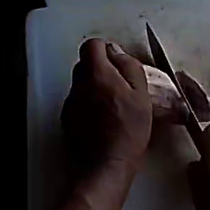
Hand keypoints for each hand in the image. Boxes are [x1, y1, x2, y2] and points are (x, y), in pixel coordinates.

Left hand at [62, 39, 153, 176]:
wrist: (107, 164)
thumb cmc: (128, 131)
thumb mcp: (141, 96)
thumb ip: (129, 67)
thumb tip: (117, 53)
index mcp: (97, 74)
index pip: (92, 45)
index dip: (106, 50)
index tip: (118, 63)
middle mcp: (78, 85)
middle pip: (85, 65)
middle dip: (101, 70)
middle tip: (121, 86)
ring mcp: (71, 103)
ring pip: (81, 85)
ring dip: (95, 89)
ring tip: (114, 106)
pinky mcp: (67, 120)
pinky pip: (78, 103)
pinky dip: (89, 106)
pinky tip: (104, 120)